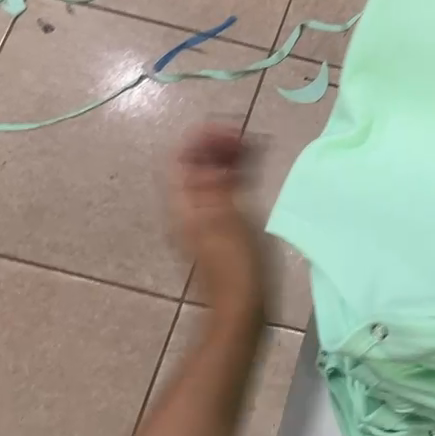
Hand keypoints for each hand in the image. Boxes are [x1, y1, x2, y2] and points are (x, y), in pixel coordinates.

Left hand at [168, 124, 263, 319]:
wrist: (242, 309)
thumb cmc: (237, 265)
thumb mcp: (229, 218)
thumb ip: (219, 184)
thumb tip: (213, 153)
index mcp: (185, 206)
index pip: (180, 159)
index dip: (200, 137)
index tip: (228, 126)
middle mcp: (189, 209)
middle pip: (194, 165)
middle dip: (216, 144)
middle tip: (244, 134)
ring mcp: (205, 219)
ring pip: (209, 176)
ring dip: (227, 157)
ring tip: (253, 146)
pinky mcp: (222, 227)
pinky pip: (223, 190)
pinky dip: (236, 174)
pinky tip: (255, 170)